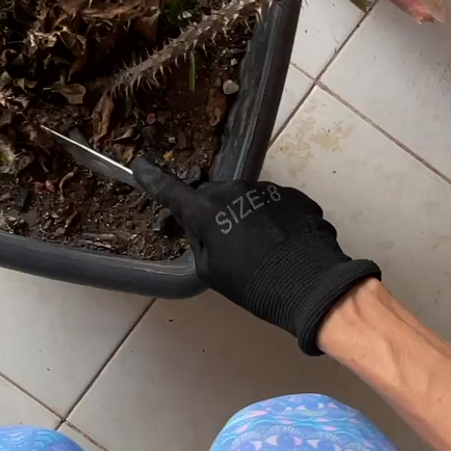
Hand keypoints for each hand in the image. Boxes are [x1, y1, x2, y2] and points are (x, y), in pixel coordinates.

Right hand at [134, 159, 379, 354]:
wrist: (310, 284)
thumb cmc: (251, 284)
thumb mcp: (210, 271)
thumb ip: (201, 242)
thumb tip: (205, 229)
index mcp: (207, 210)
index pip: (172, 191)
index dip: (153, 179)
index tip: (140, 165)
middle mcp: (234, 191)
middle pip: (213, 196)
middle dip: (213, 213)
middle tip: (225, 244)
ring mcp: (267, 190)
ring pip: (245, 200)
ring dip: (245, 217)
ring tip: (260, 249)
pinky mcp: (294, 196)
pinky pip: (273, 205)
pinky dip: (272, 220)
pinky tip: (281, 244)